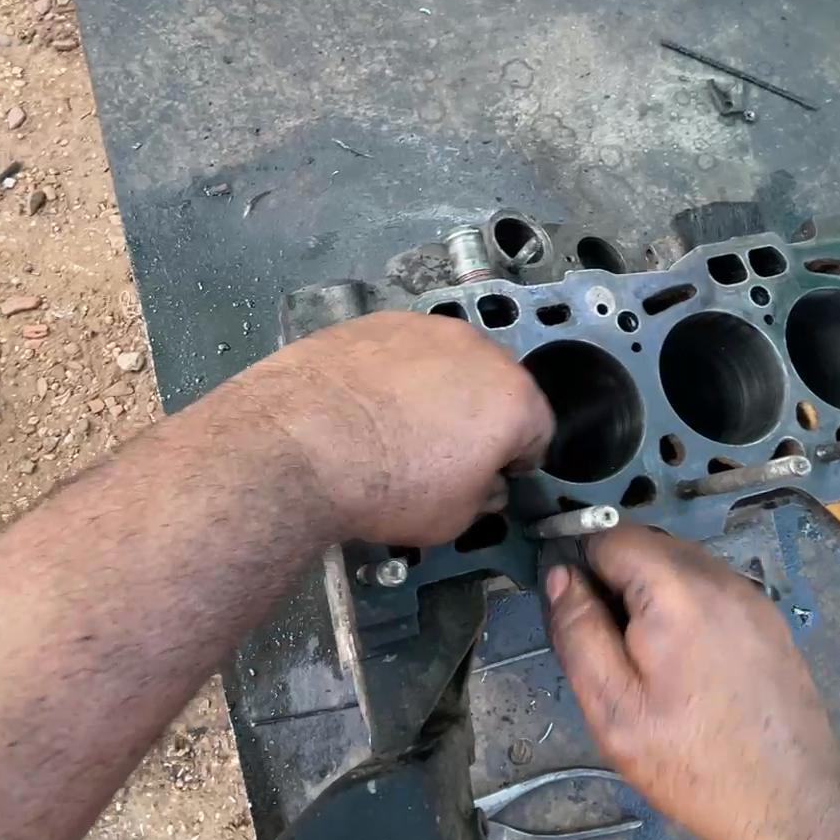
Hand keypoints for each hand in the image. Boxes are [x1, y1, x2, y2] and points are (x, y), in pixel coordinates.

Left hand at [231, 311, 553, 545]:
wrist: (301, 445)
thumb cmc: (383, 484)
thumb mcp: (453, 518)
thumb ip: (483, 495)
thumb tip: (482, 484)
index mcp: (512, 398)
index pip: (538, 429)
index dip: (518, 457)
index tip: (497, 471)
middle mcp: (475, 350)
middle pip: (494, 385)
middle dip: (479, 416)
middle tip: (446, 451)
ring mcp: (424, 328)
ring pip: (447, 361)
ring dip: (438, 388)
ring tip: (399, 426)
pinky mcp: (378, 320)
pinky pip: (402, 349)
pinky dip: (394, 371)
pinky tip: (367, 402)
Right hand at [546, 526, 839, 839]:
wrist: (797, 808)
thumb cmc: (694, 761)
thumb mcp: (612, 708)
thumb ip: (577, 630)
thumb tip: (561, 575)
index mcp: (674, 589)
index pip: (608, 535)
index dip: (584, 569)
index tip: (584, 618)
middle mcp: (716, 575)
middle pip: (642, 543)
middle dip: (616, 581)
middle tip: (616, 646)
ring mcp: (748, 592)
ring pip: (674, 562)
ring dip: (650, 592)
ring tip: (652, 658)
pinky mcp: (766, 614)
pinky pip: (706, 584)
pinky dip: (684, 604)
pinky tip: (690, 660)